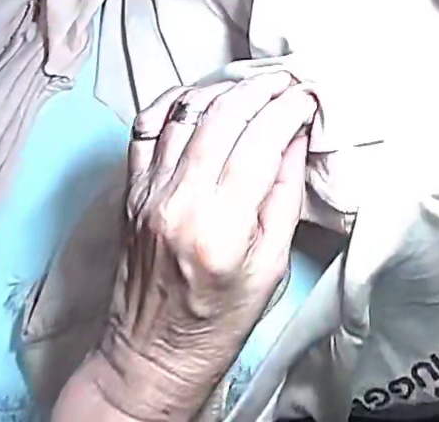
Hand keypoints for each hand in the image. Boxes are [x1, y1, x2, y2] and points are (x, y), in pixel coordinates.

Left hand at [58, 73, 315, 421]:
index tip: (309, 97)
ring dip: (224, 87)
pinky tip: (201, 96)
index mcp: (221, 227)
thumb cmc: (218, 321)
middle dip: (262, 87)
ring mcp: (149, 190)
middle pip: (224, 115)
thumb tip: (297, 134)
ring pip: (186, 111)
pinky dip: (175, 100)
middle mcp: (179, 200)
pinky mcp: (130, 187)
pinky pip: (146, 124)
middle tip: (286, 81)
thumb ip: (286, 194)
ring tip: (252, 84)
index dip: (290, 108)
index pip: (261, 140)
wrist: (149, 357)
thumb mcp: (272, 266)